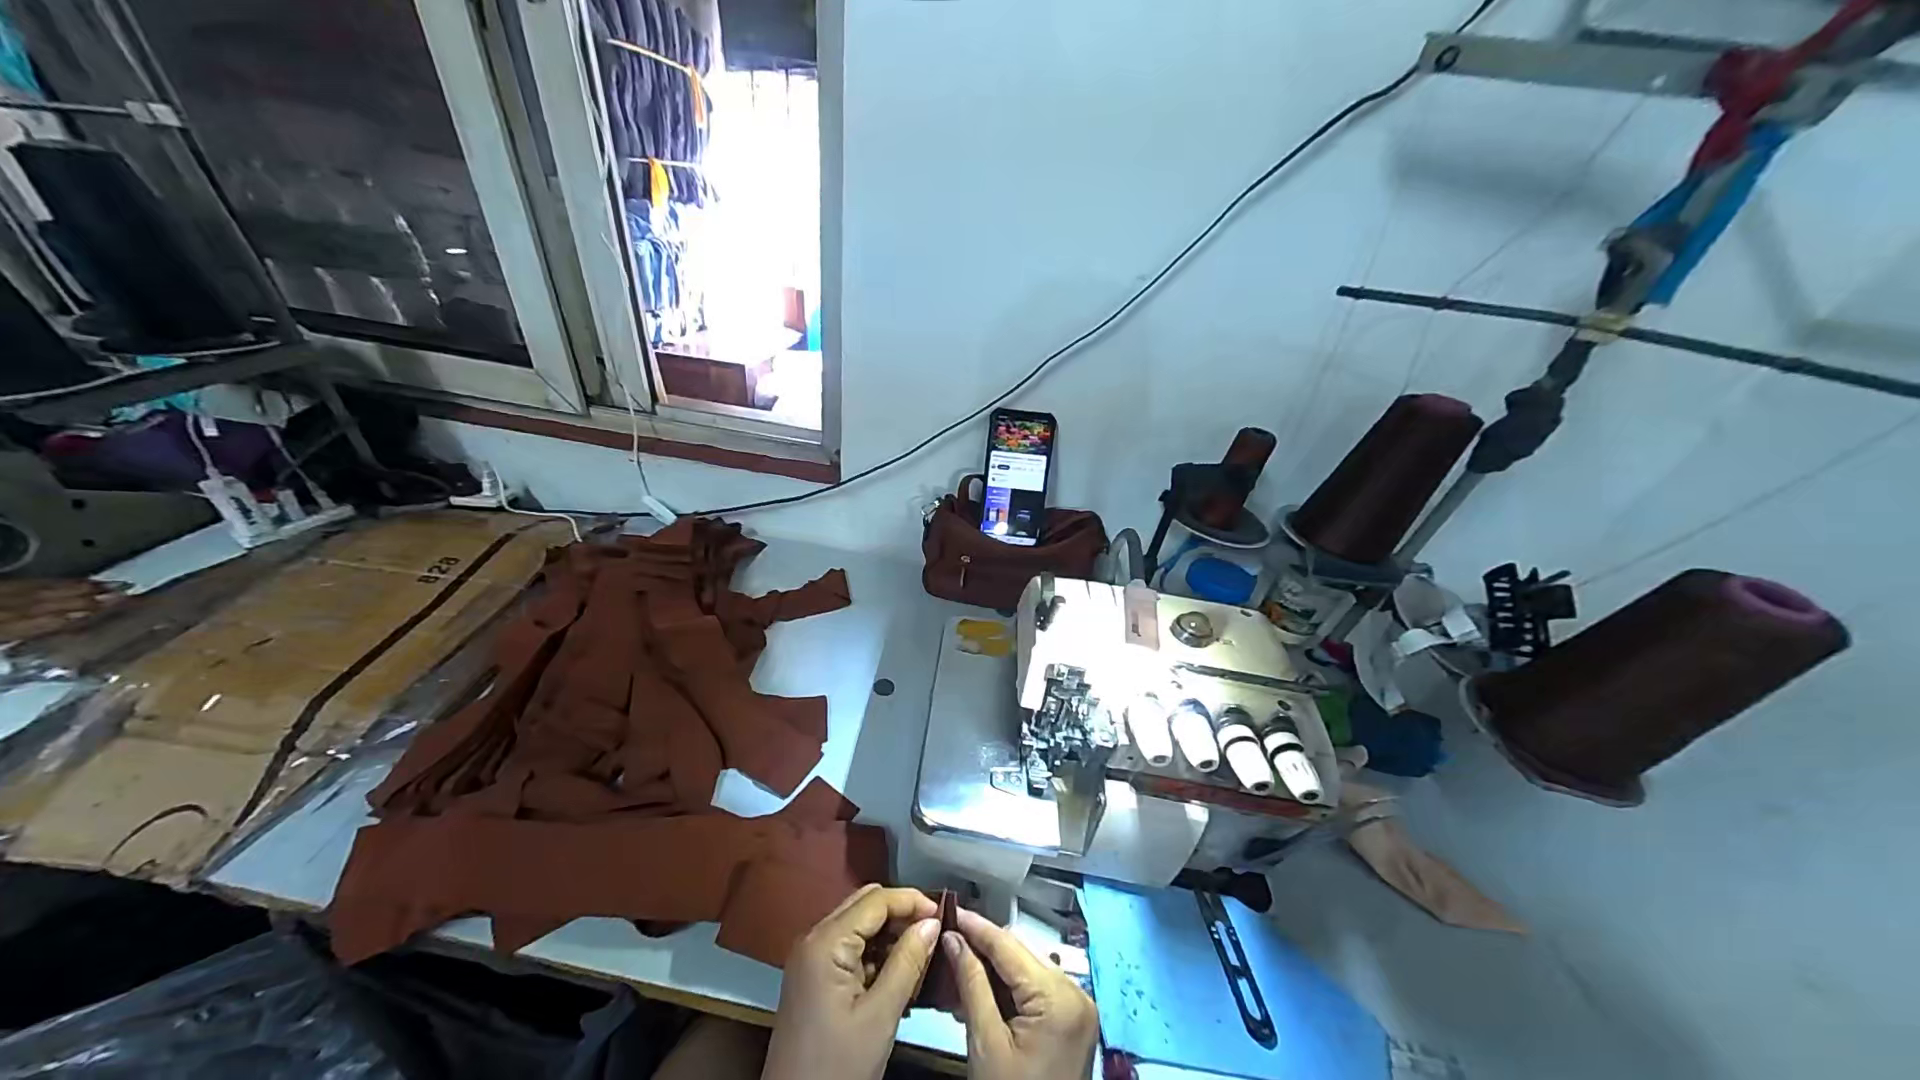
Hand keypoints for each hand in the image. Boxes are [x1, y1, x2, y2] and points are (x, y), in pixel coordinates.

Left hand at [763, 885, 939, 1079]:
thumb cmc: (835, 1067)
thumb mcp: (880, 1016)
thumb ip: (907, 963)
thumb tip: (932, 922)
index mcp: (826, 942)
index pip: (876, 900)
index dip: (912, 901)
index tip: (944, 913)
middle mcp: (814, 940)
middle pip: (866, 905)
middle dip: (902, 914)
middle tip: (935, 932)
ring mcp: (812, 958)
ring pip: (860, 926)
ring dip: (891, 934)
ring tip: (923, 954)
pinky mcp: (814, 977)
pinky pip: (851, 949)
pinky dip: (877, 953)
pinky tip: (899, 973)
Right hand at [947, 907, 1098, 1079]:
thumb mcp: (986, 1043)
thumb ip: (971, 984)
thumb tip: (952, 938)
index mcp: (1059, 998)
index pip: (1009, 947)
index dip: (976, 927)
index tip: (948, 910)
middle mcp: (1075, 993)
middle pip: (1018, 956)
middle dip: (981, 949)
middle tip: (945, 942)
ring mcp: (1077, 1007)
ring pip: (1024, 972)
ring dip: (990, 969)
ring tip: (953, 966)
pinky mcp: (1072, 1020)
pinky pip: (1034, 991)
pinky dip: (1006, 990)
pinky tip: (976, 990)